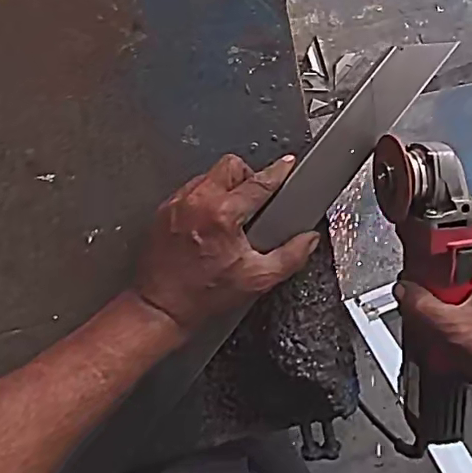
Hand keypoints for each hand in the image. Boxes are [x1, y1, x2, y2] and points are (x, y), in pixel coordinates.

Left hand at [133, 153, 322, 333]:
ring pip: (209, 175)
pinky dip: (204, 198)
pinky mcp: (164, 210)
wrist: (163, 307)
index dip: (278, 172)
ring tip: (231, 213)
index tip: (287, 165)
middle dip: (247, 176)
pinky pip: (190, 190)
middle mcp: (197, 202)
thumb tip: (308, 240)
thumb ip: (291, 256)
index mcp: (223, 214)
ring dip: (225, 187)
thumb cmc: (204, 295)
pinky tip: (210, 221)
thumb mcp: (258, 279)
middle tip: (254, 198)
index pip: (258, 182)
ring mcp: (178, 204)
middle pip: (230, 166)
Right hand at [394, 253, 471, 422]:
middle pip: (460, 272)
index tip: (425, 259)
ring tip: (436, 317)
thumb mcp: (448, 325)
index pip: (464, 245)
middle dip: (440, 283)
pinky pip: (471, 311)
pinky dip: (457, 318)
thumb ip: (420, 303)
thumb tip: (406, 290)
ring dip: (447, 303)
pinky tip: (449, 334)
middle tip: (427, 294)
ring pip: (464, 293)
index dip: (441, 251)